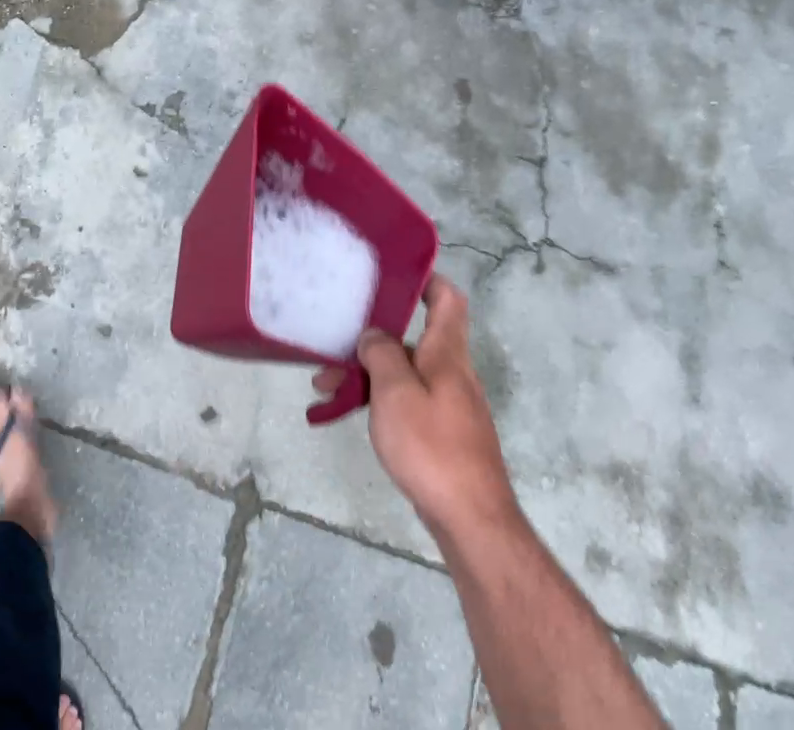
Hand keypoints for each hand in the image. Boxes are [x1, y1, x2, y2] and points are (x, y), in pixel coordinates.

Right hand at [314, 276, 516, 532]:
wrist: (469, 516)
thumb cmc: (431, 447)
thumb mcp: (395, 393)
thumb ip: (382, 355)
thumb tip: (374, 334)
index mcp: (446, 355)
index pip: (447, 300)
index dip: (425, 281)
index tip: (390, 277)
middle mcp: (451, 373)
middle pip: (413, 341)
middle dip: (370, 341)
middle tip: (330, 354)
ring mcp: (448, 404)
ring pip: (403, 374)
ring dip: (366, 375)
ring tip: (325, 391)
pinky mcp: (442, 432)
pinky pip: (405, 401)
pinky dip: (378, 400)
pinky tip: (350, 416)